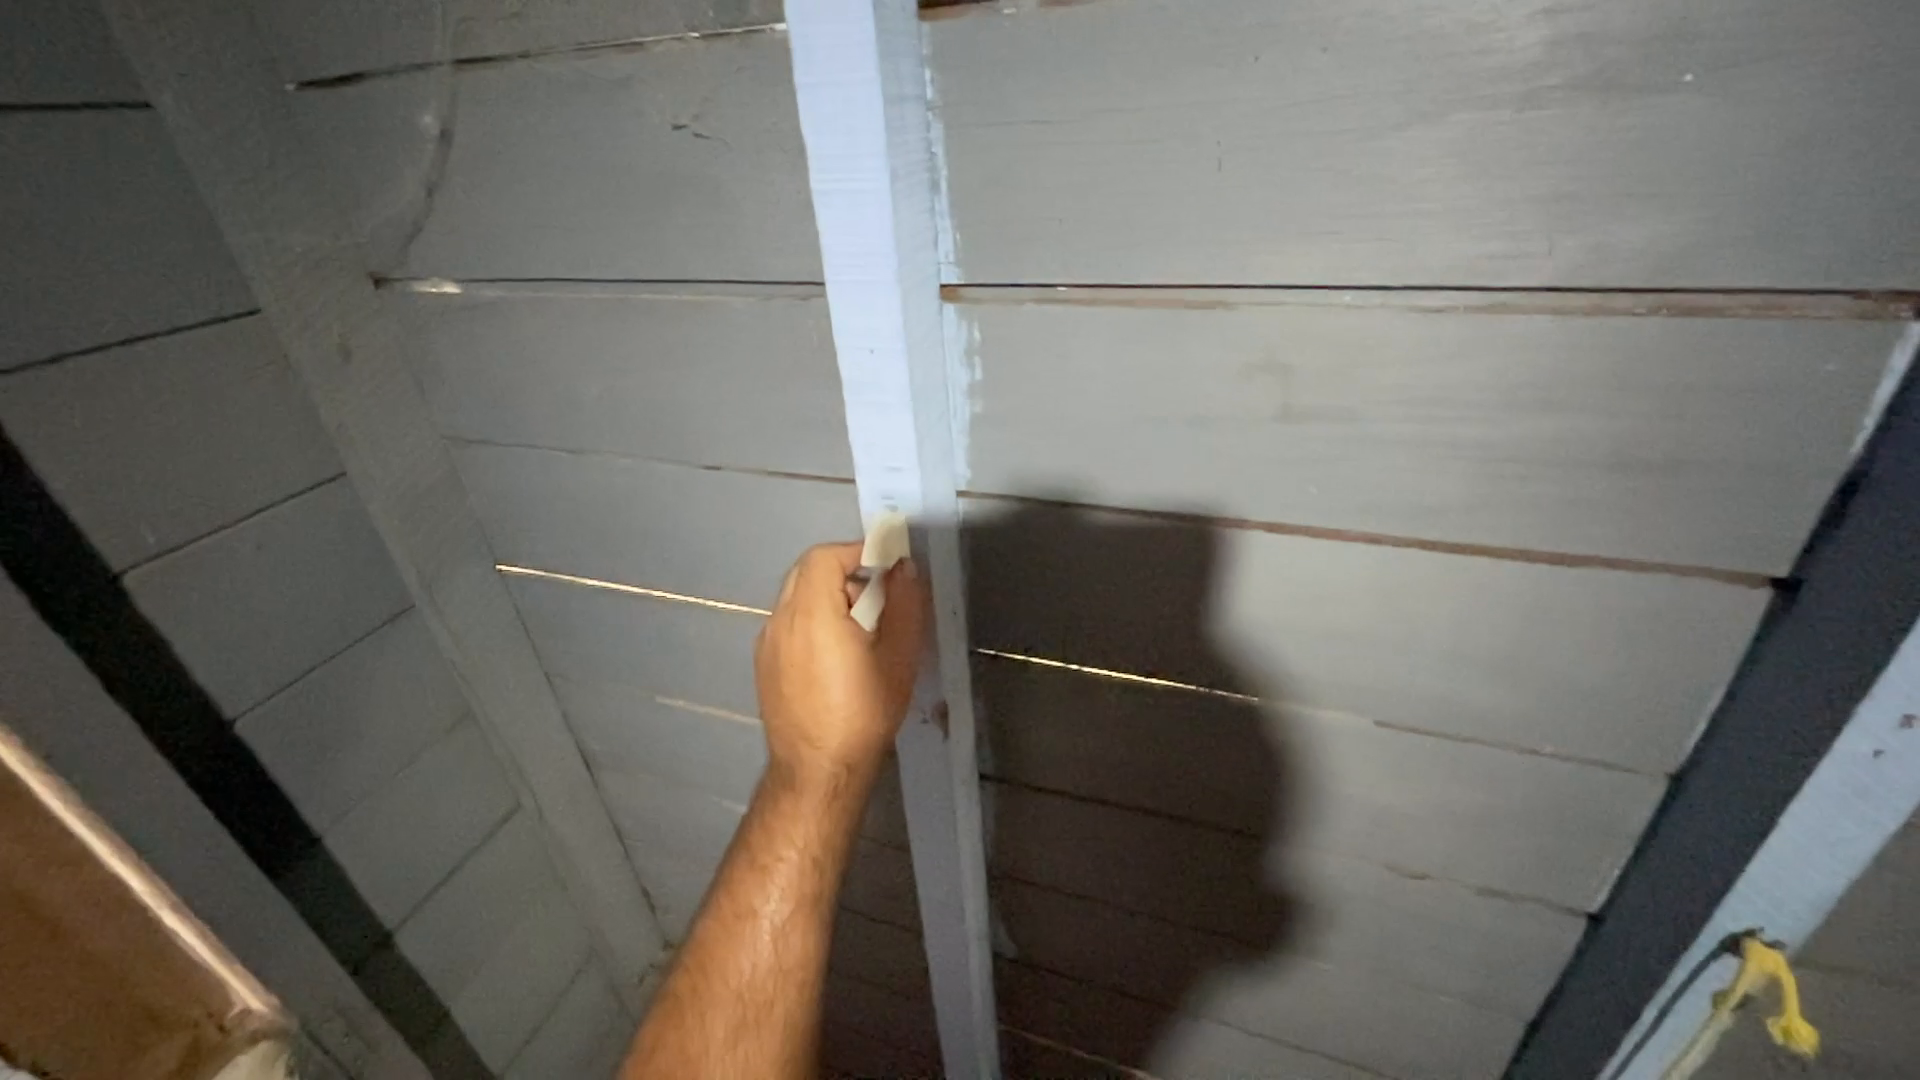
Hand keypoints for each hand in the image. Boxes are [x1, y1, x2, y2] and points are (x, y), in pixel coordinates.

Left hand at [755, 542, 928, 783]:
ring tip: (862, 631)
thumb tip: (903, 568)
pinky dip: (813, 621)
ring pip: (797, 598)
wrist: (818, 772)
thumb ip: (904, 604)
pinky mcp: (764, 665)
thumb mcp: (898, 657)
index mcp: (811, 613)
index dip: (857, 552)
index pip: (824, 556)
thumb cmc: (863, 713)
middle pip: (806, 572)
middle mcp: (780, 620)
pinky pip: (789, 624)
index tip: (886, 566)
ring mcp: (767, 643)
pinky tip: (837, 656)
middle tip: (878, 597)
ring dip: (829, 597)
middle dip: (844, 573)